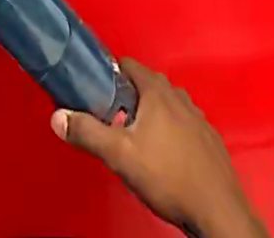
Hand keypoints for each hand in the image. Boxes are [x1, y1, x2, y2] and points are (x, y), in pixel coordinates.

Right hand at [51, 59, 265, 237]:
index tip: (95, 90)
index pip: (128, 65)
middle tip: (109, 120)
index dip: (109, 74)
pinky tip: (162, 154)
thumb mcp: (119, 155)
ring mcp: (196, 114)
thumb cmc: (167, 175)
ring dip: (148, 114)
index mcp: (157, 90)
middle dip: (126, 98)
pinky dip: (167, 129)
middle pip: (145, 85)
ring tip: (133, 138)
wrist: (216, 208)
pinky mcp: (207, 135)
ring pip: (164, 104)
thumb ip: (88, 133)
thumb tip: (58, 116)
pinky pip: (181, 122)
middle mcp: (178, 95)